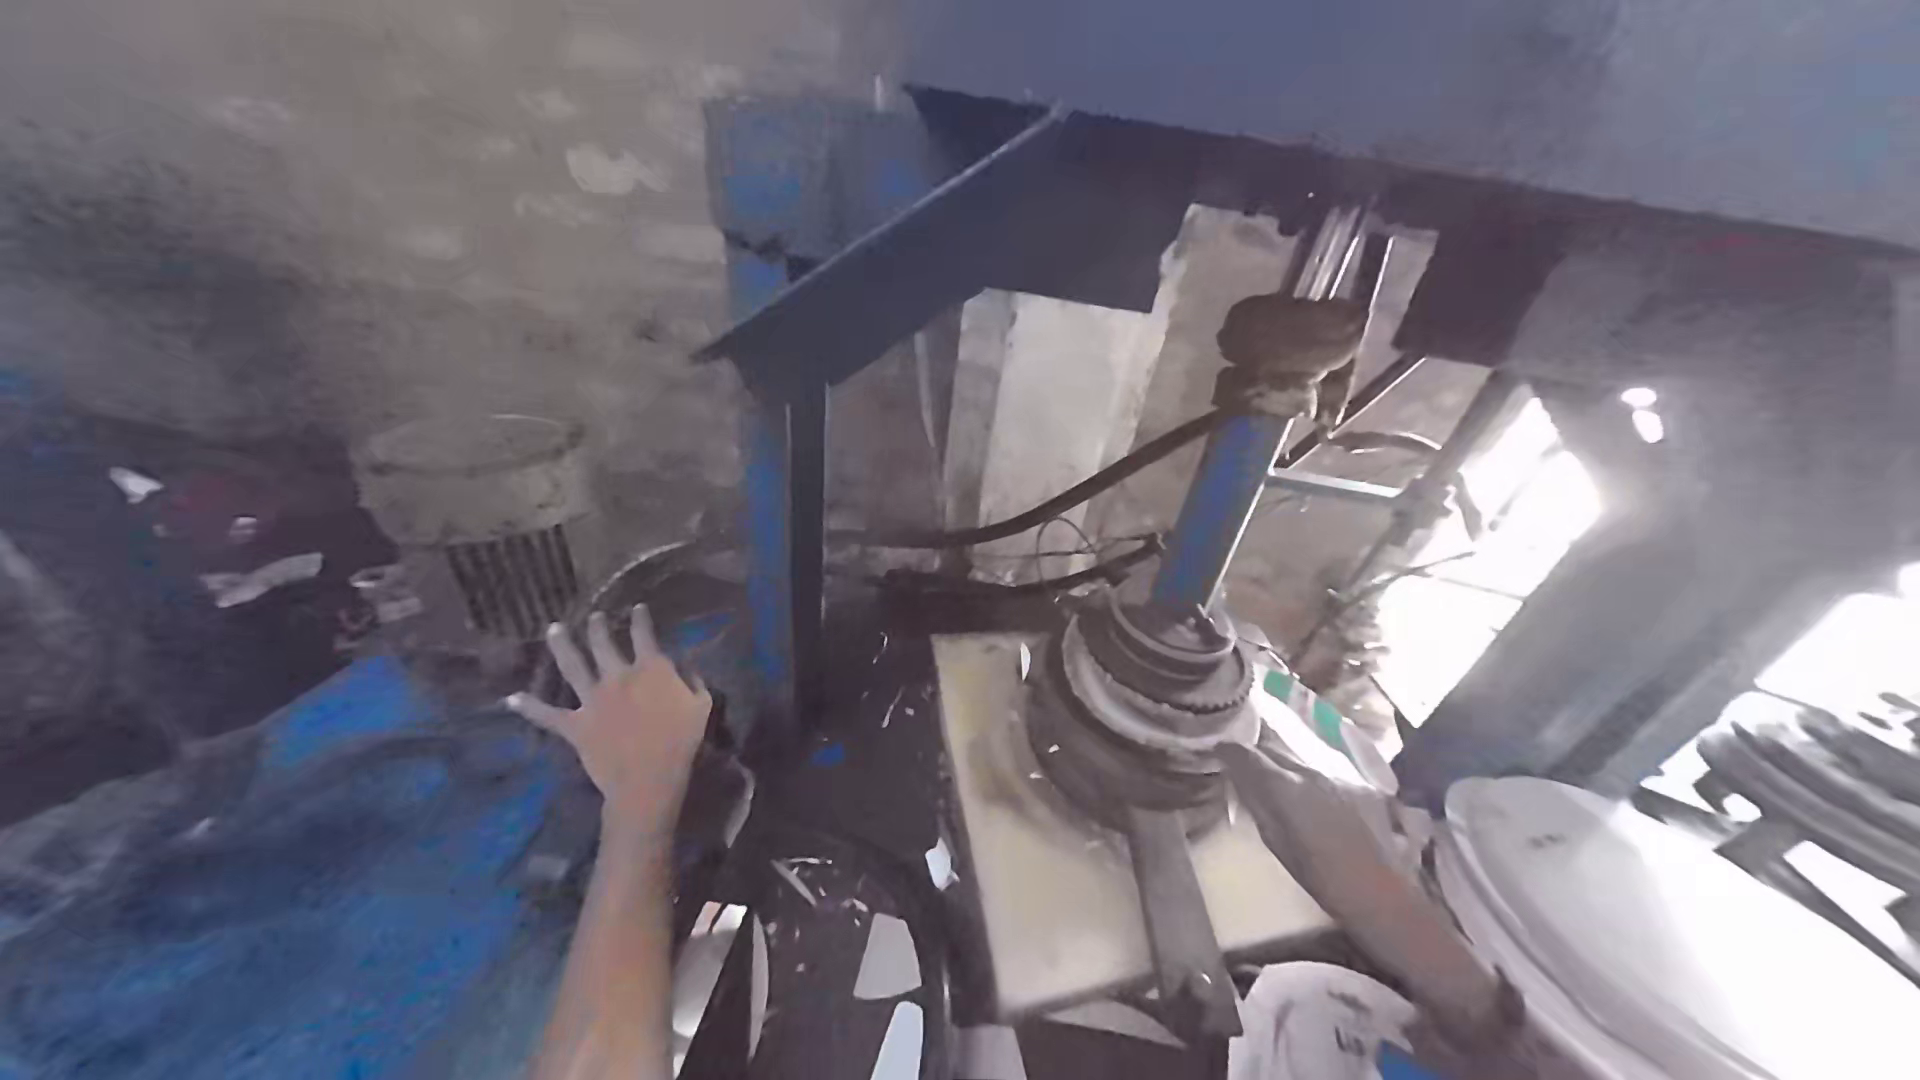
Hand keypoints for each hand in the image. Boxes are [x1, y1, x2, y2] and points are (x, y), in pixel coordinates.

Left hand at [508, 606, 712, 834]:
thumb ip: (693, 680)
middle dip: (598, 627)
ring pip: (572, 666)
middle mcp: (618, 676)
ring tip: (554, 629)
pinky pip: (547, 715)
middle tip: (594, 617)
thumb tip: (684, 665)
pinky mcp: (575, 724)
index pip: (644, 635)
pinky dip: (528, 707)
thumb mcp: (702, 705)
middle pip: (603, 643)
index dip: (641, 619)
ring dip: (562, 646)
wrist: (648, 777)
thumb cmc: (681, 739)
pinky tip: (511, 698)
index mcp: (651, 669)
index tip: (637, 608)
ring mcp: (592, 699)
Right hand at [1219, 729, 1515, 1045]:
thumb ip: (1257, 804)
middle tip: (1239, 763)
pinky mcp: (1356, 786)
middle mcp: (1310, 771)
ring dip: (1279, 763)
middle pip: (1272, 747)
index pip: (1245, 753)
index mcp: (1285, 786)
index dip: (1227, 750)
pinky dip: (1302, 776)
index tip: (1216, 751)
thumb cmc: (1322, 880)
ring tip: (1268, 776)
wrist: (1387, 901)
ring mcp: (1336, 776)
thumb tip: (1239, 778)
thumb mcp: (1276, 843)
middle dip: (1253, 752)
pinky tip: (1302, 794)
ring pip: (1296, 757)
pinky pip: (1318, 771)